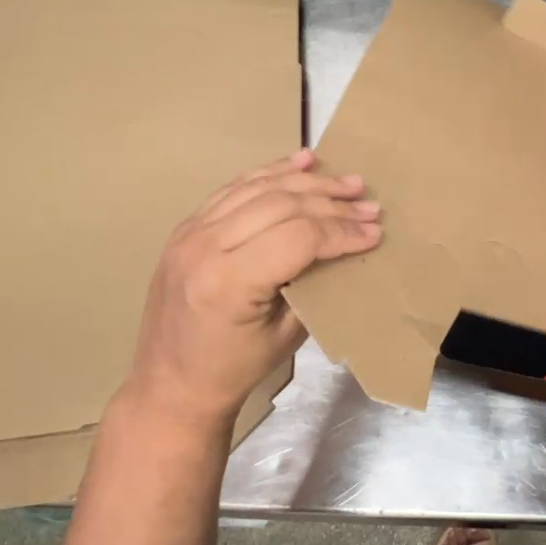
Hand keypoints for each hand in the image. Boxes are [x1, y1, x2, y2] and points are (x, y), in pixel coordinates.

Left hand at [123, 149, 380, 428]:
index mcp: (228, 283)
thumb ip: (314, 283)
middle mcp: (203, 248)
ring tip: (348, 183)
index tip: (375, 233)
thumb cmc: (235, 368)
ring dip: (309, 182)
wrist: (170, 384)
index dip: (342, 232)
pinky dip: (272, 171)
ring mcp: (189, 233)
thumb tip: (349, 249)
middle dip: (333, 204)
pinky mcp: (186, 228)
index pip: (299, 237)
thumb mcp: (288, 334)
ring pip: (259, 188)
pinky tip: (302, 161)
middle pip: (282, 205)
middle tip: (370, 206)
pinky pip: (235, 188)